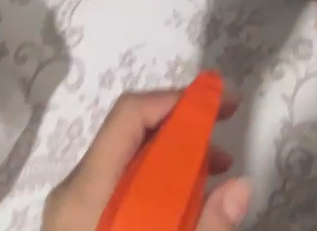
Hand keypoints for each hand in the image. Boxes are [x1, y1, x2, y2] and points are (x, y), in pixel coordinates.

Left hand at [43, 90, 252, 230]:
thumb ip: (205, 230)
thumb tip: (242, 185)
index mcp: (86, 193)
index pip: (130, 116)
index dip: (178, 99)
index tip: (223, 103)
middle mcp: (74, 191)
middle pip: (131, 133)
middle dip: (184, 124)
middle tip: (228, 129)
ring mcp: (75, 211)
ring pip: (129, 159)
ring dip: (176, 154)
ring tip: (219, 172)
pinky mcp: (83, 228)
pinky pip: (124, 185)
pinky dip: (160, 181)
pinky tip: (189, 202)